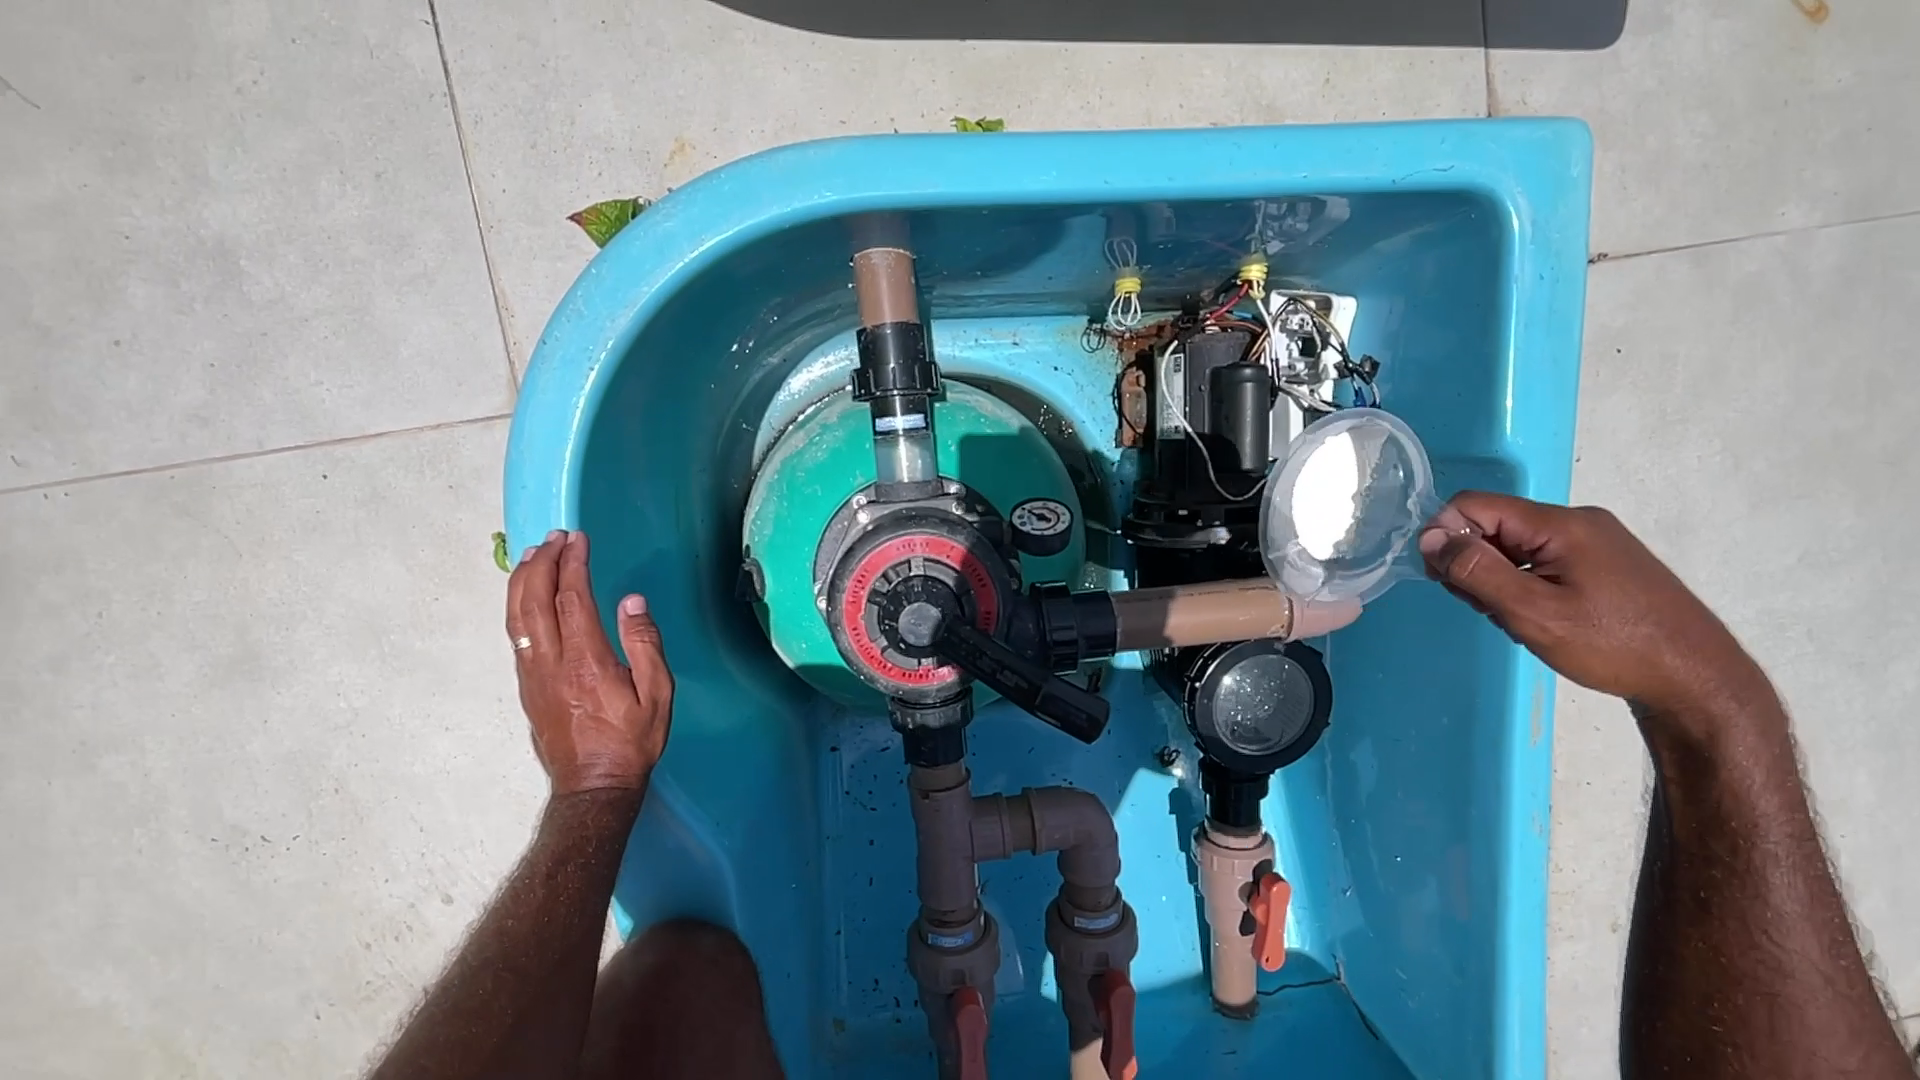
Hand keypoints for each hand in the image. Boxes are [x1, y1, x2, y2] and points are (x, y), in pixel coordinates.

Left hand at [506, 530, 673, 795]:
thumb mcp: (658, 694)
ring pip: (516, 616)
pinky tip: (525, 594)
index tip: (578, 540)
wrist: (593, 785)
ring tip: (534, 554)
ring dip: (523, 580)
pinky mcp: (526, 685)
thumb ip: (645, 644)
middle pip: (535, 600)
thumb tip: (631, 601)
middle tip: (555, 537)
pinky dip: (517, 604)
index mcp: (587, 661)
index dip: (573, 565)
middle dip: (543, 562)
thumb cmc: (632, 740)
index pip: (573, 599)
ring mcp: (532, 674)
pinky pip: (516, 634)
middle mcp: (552, 663)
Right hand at [1418, 492, 1764, 714]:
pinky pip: (1540, 559)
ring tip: (1514, 619)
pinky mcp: (1602, 563)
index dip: (1445, 535)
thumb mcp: (1532, 612)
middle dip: (1472, 562)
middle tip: (1482, 608)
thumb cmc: (1610, 646)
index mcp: (1560, 524)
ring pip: (1515, 545)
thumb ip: (1477, 571)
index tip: (1441, 578)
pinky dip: (1522, 584)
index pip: (1474, 505)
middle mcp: (1577, 521)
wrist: (1697, 680)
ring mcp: (1593, 542)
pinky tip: (1535, 617)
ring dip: (1497, 578)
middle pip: (1494, 524)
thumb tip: (1430, 537)